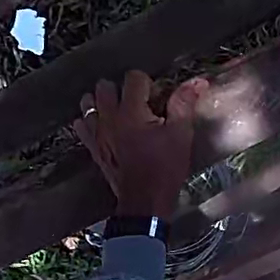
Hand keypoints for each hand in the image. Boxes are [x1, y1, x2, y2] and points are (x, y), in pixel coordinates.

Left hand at [73, 71, 209, 218]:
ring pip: (89, 102)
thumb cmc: (165, 168)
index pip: (134, 78)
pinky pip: (82, 124)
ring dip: (103, 102)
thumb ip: (184, 104)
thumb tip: (197, 81)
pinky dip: (91, 120)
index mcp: (131, 111)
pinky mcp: (92, 147)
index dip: (149, 84)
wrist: (145, 202)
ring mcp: (96, 133)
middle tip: (140, 104)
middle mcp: (108, 117)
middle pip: (105, 86)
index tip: (158, 99)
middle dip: (122, 89)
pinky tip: (105, 126)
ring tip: (121, 112)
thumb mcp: (181, 135)